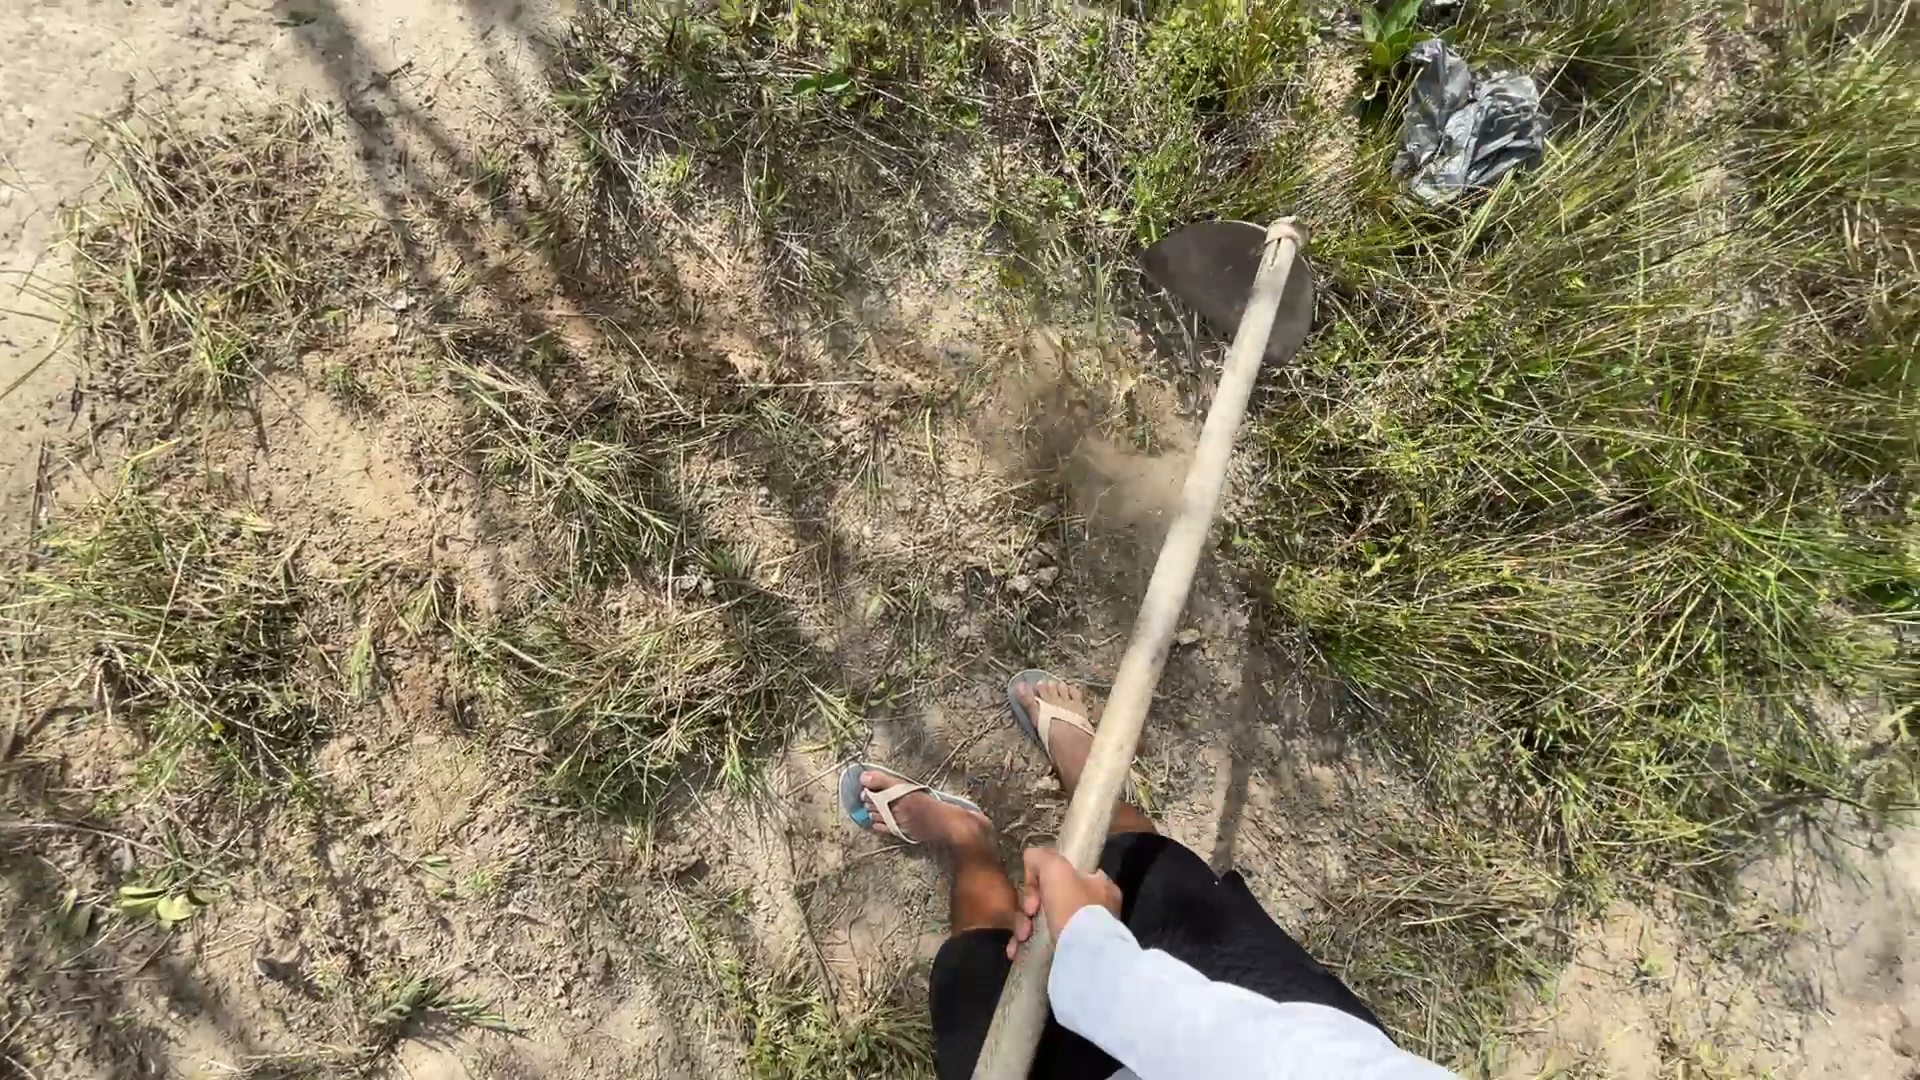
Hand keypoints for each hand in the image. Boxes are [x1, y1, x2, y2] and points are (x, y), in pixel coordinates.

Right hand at [1007, 847, 1122, 958]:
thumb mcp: (1054, 867)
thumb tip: (1031, 861)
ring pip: (1044, 922)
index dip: (1045, 877)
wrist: (1082, 957)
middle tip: (1027, 913)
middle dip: (1030, 906)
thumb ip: (1040, 857)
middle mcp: (1096, 909)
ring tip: (1020, 938)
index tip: (1035, 890)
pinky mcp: (1071, 957)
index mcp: (1100, 885)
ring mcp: (1084, 935)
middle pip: (1052, 898)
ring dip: (1024, 926)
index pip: (1068, 871)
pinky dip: (1027, 946)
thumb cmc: (1072, 906)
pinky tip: (1016, 951)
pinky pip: (1043, 945)